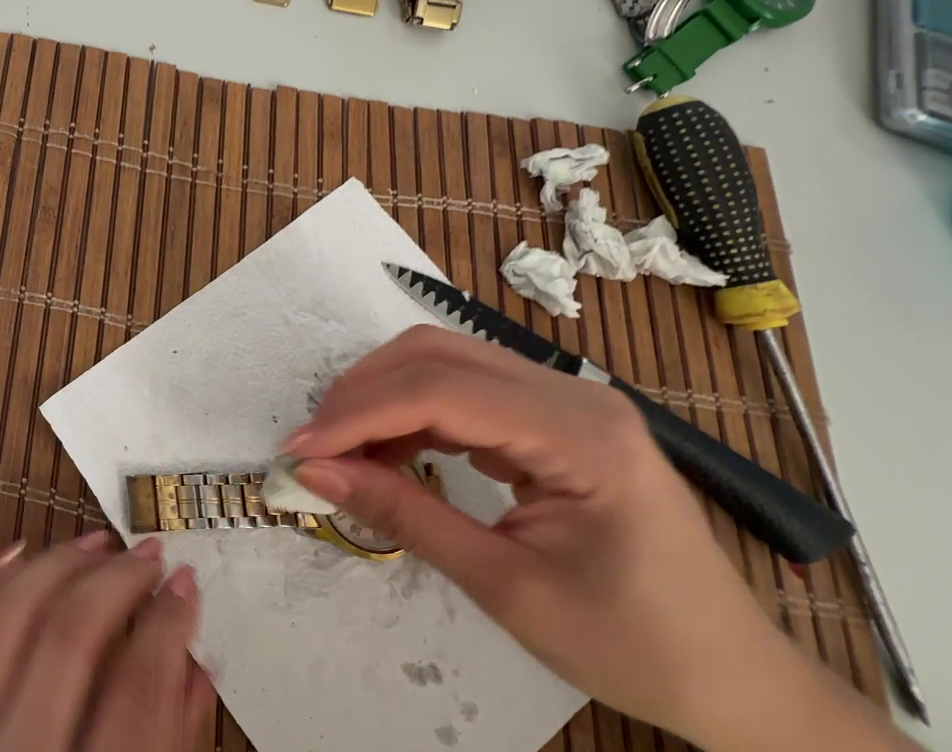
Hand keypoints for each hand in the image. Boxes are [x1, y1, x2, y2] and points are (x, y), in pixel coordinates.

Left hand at [0, 532, 213, 751]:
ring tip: (90, 545)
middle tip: (146, 558)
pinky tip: (11, 558)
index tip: (184, 589)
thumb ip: (169, 746)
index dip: (167, 626)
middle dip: (114, 582)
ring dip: (50, 567)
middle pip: (64, 641)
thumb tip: (194, 665)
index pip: (135, 694)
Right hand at [284, 326, 919, 751]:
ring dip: (380, 398)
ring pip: (444, 362)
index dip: (358, 414)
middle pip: (437, 354)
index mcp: (580, 433)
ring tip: (341, 452)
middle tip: (313, 448)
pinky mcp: (554, 419)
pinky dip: (410, 414)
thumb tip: (315, 473)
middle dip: (361, 393)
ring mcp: (567, 401)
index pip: (441, 391)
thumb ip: (405, 516)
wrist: (731, 677)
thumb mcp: (506, 587)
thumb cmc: (631, 642)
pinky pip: (464, 392)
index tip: (299, 452)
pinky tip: (385, 453)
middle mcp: (574, 395)